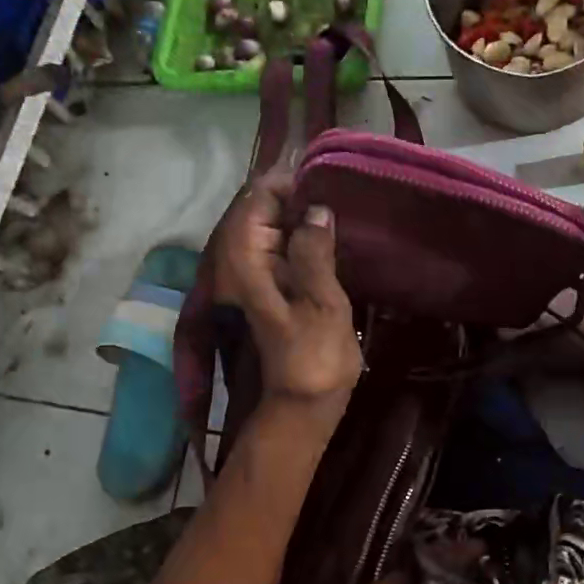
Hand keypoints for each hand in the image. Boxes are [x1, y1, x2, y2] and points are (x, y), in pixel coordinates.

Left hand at [215, 172, 361, 413]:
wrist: (303, 404)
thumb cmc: (314, 356)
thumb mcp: (321, 303)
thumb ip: (315, 252)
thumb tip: (316, 209)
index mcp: (246, 260)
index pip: (257, 198)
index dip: (290, 182)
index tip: (329, 179)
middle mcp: (242, 259)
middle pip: (262, 207)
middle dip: (298, 193)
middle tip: (341, 189)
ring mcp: (255, 272)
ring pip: (273, 223)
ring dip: (302, 212)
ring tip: (341, 204)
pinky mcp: (272, 284)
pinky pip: (283, 243)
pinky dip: (303, 232)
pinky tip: (332, 232)